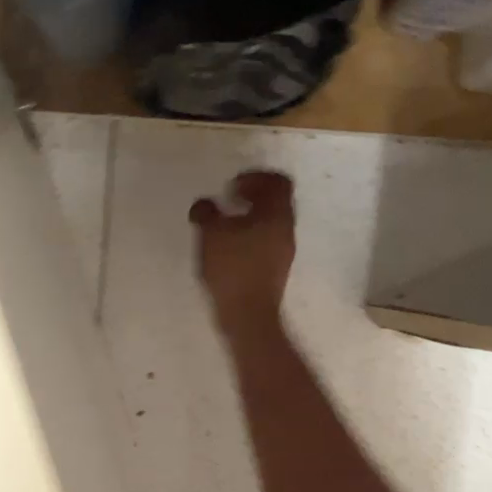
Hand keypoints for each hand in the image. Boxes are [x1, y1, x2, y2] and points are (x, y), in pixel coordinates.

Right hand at [189, 171, 295, 336]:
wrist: (248, 315)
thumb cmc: (231, 268)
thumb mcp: (210, 234)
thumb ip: (206, 212)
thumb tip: (205, 203)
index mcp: (276, 214)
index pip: (278, 181)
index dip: (255, 177)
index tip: (232, 186)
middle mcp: (286, 228)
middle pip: (276, 200)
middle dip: (252, 195)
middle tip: (228, 200)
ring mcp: (284, 250)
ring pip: (271, 221)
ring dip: (250, 216)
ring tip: (225, 224)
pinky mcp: (276, 268)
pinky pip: (266, 240)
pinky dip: (250, 235)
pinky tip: (228, 247)